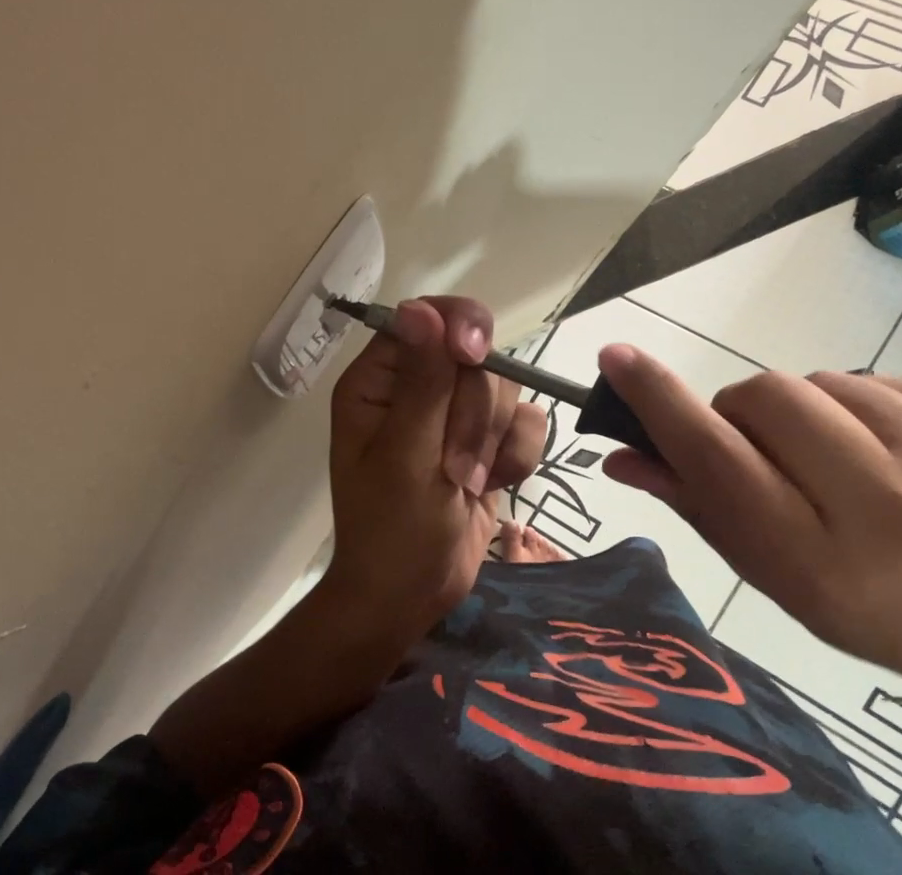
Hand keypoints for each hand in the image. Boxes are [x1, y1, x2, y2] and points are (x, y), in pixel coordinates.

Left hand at [325, 296, 546, 632]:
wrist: (411, 595)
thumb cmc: (392, 530)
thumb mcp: (406, 455)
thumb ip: (423, 382)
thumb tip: (420, 306)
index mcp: (377, 382)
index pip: (426, 321)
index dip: (458, 331)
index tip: (475, 355)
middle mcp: (413, 390)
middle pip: (475, 358)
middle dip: (474, 416)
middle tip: (451, 465)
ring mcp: (450, 418)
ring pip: (504, 391)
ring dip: (493, 441)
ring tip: (464, 481)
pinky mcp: (483, 443)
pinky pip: (523, 423)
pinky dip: (516, 455)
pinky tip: (491, 485)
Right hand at [597, 346, 901, 721]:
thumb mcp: (796, 591)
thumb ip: (707, 514)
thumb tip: (624, 458)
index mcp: (826, 563)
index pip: (717, 459)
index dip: (659, 403)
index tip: (618, 357)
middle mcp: (891, 506)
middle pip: (764, 399)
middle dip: (739, 410)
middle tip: (764, 449)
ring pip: (824, 383)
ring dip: (806, 411)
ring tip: (845, 461)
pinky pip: (888, 383)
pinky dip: (867, 410)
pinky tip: (901, 455)